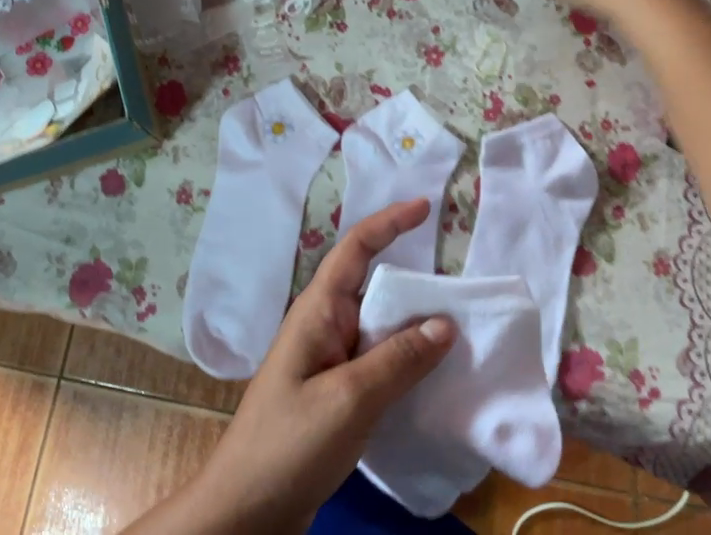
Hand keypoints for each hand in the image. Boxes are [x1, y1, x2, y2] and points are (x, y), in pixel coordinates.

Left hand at [132, 200, 455, 533]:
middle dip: (413, 280)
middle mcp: (322, 328)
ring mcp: (328, 363)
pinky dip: (407, 362)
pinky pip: (378, 363)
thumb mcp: (349, 399)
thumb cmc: (289, 443)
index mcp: (317, 313)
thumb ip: (397, 360)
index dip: (388, 223)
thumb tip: (444, 322)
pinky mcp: (335, 395)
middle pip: (372, 288)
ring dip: (415, 325)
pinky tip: (435, 378)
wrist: (247, 508)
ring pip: (379, 329)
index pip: (354, 250)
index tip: (424, 206)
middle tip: (463, 287)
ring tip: (463, 330)